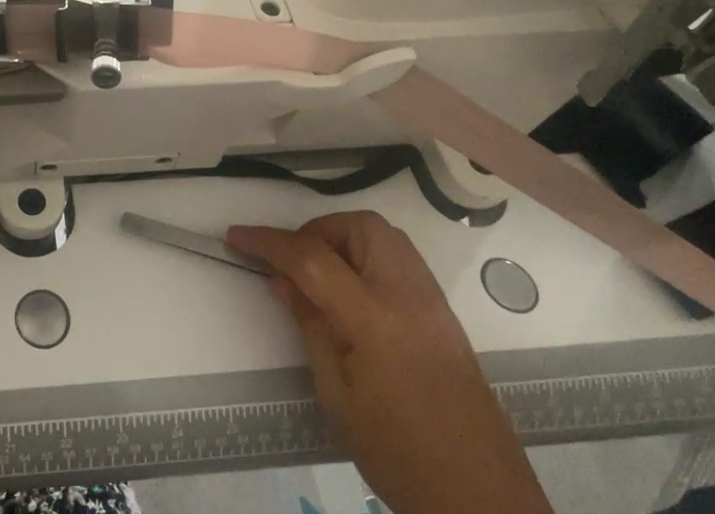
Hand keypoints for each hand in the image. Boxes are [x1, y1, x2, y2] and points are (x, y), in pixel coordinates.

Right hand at [227, 213, 551, 513]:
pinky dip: (367, 257)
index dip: (268, 242)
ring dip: (344, 240)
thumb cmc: (397, 451)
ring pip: (385, 237)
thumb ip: (310, 326)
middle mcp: (410, 296)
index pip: (313, 258)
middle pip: (360, 227)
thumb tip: (283, 281)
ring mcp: (433, 302)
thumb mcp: (337, 394)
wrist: (479, 493)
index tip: (235, 237)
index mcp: (376, 319)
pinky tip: (351, 293)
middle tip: (291, 266)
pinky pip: (401, 260)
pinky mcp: (444, 315)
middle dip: (316, 232)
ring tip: (319, 278)